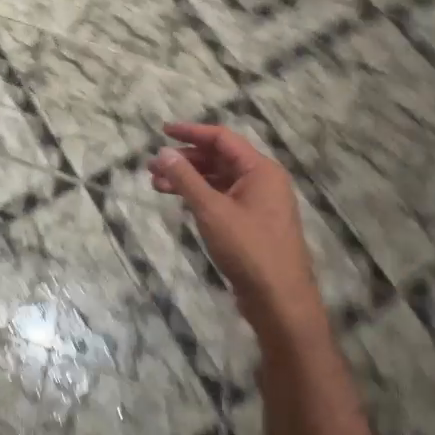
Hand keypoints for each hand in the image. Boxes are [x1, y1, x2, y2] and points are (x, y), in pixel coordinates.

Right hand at [148, 123, 324, 332]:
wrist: (281, 303)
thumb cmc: (248, 249)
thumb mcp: (211, 210)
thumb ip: (185, 178)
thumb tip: (163, 152)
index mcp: (261, 170)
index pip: (222, 139)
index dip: (191, 132)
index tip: (162, 131)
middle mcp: (264, 181)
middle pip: (219, 158)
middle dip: (185, 160)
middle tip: (153, 166)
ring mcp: (261, 204)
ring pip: (219, 179)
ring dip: (189, 179)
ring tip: (157, 185)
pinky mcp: (255, 224)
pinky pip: (224, 197)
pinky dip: (201, 196)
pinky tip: (181, 202)